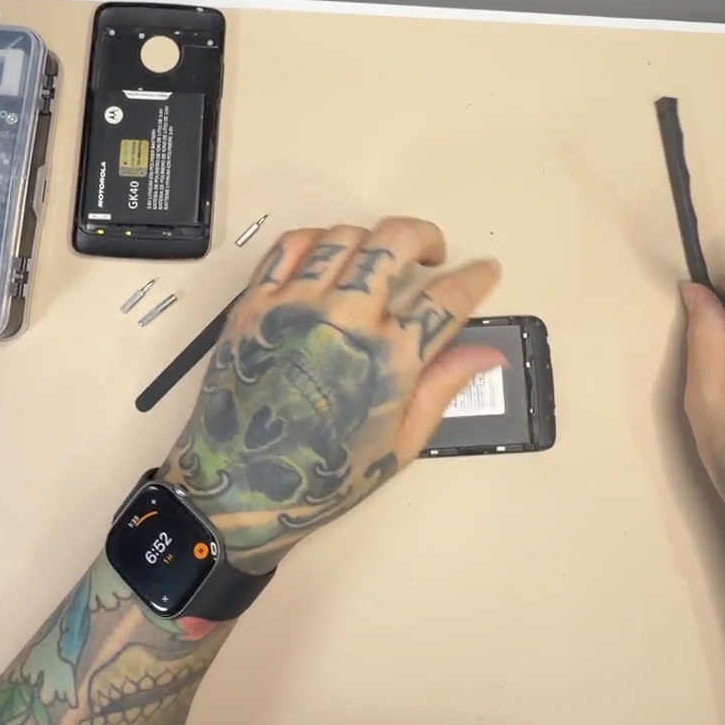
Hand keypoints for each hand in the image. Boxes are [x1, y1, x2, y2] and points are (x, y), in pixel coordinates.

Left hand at [156, 218, 502, 574]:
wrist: (238, 488)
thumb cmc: (324, 476)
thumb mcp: (399, 443)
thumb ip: (443, 387)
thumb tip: (487, 354)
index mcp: (388, 360)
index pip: (447, 299)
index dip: (475, 278)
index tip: (484, 270)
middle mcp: (344, 320)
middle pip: (395, 242)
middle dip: (425, 236)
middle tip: (431, 252)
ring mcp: (295, 306)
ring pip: (344, 236)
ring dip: (373, 238)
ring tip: (380, 257)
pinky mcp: (255, 303)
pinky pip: (290, 246)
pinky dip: (317, 239)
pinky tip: (329, 255)